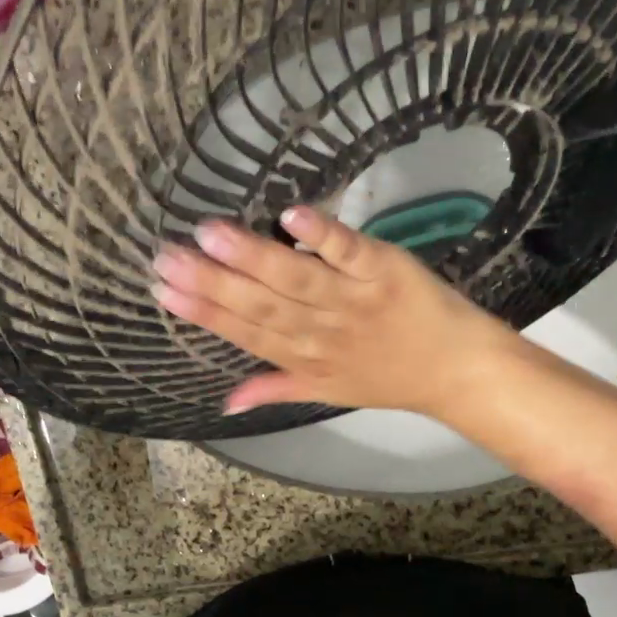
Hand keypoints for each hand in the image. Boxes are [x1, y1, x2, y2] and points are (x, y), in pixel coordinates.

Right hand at [151, 208, 528, 416]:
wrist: (454, 370)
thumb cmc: (388, 377)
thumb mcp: (327, 392)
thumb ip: (275, 389)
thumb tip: (225, 402)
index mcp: (304, 359)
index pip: (246, 333)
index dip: (205, 313)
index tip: (162, 291)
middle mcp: (321, 331)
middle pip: (261, 305)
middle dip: (211, 282)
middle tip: (165, 256)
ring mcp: (353, 300)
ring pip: (295, 279)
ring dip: (252, 257)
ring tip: (208, 233)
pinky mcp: (384, 271)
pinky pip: (350, 252)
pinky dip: (323, 235)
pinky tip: (290, 215)